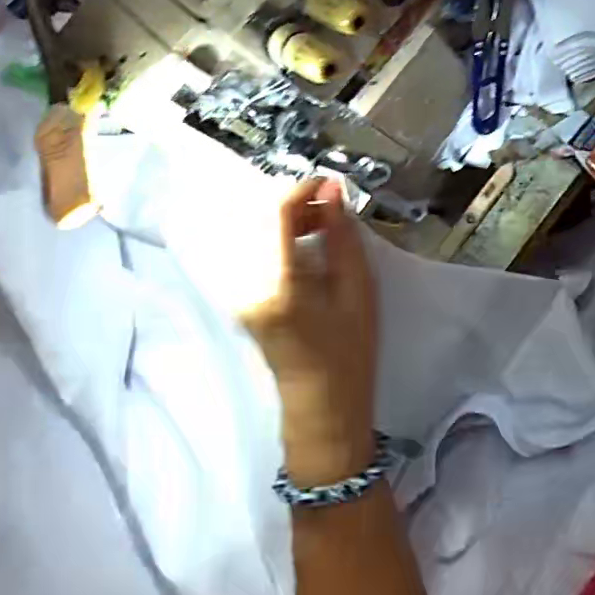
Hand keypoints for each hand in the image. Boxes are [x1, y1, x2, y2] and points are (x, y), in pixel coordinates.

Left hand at [240, 177, 378, 485]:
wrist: (322, 408)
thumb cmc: (349, 353)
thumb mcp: (359, 290)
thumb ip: (343, 236)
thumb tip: (333, 190)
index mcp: (277, 283)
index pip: (275, 212)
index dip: (303, 188)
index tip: (332, 186)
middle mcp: (245, 283)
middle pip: (258, 218)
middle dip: (296, 202)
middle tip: (333, 209)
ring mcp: (236, 292)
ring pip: (253, 231)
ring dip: (287, 219)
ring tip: (324, 227)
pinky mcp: (239, 298)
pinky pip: (253, 250)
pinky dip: (279, 238)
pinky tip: (306, 246)